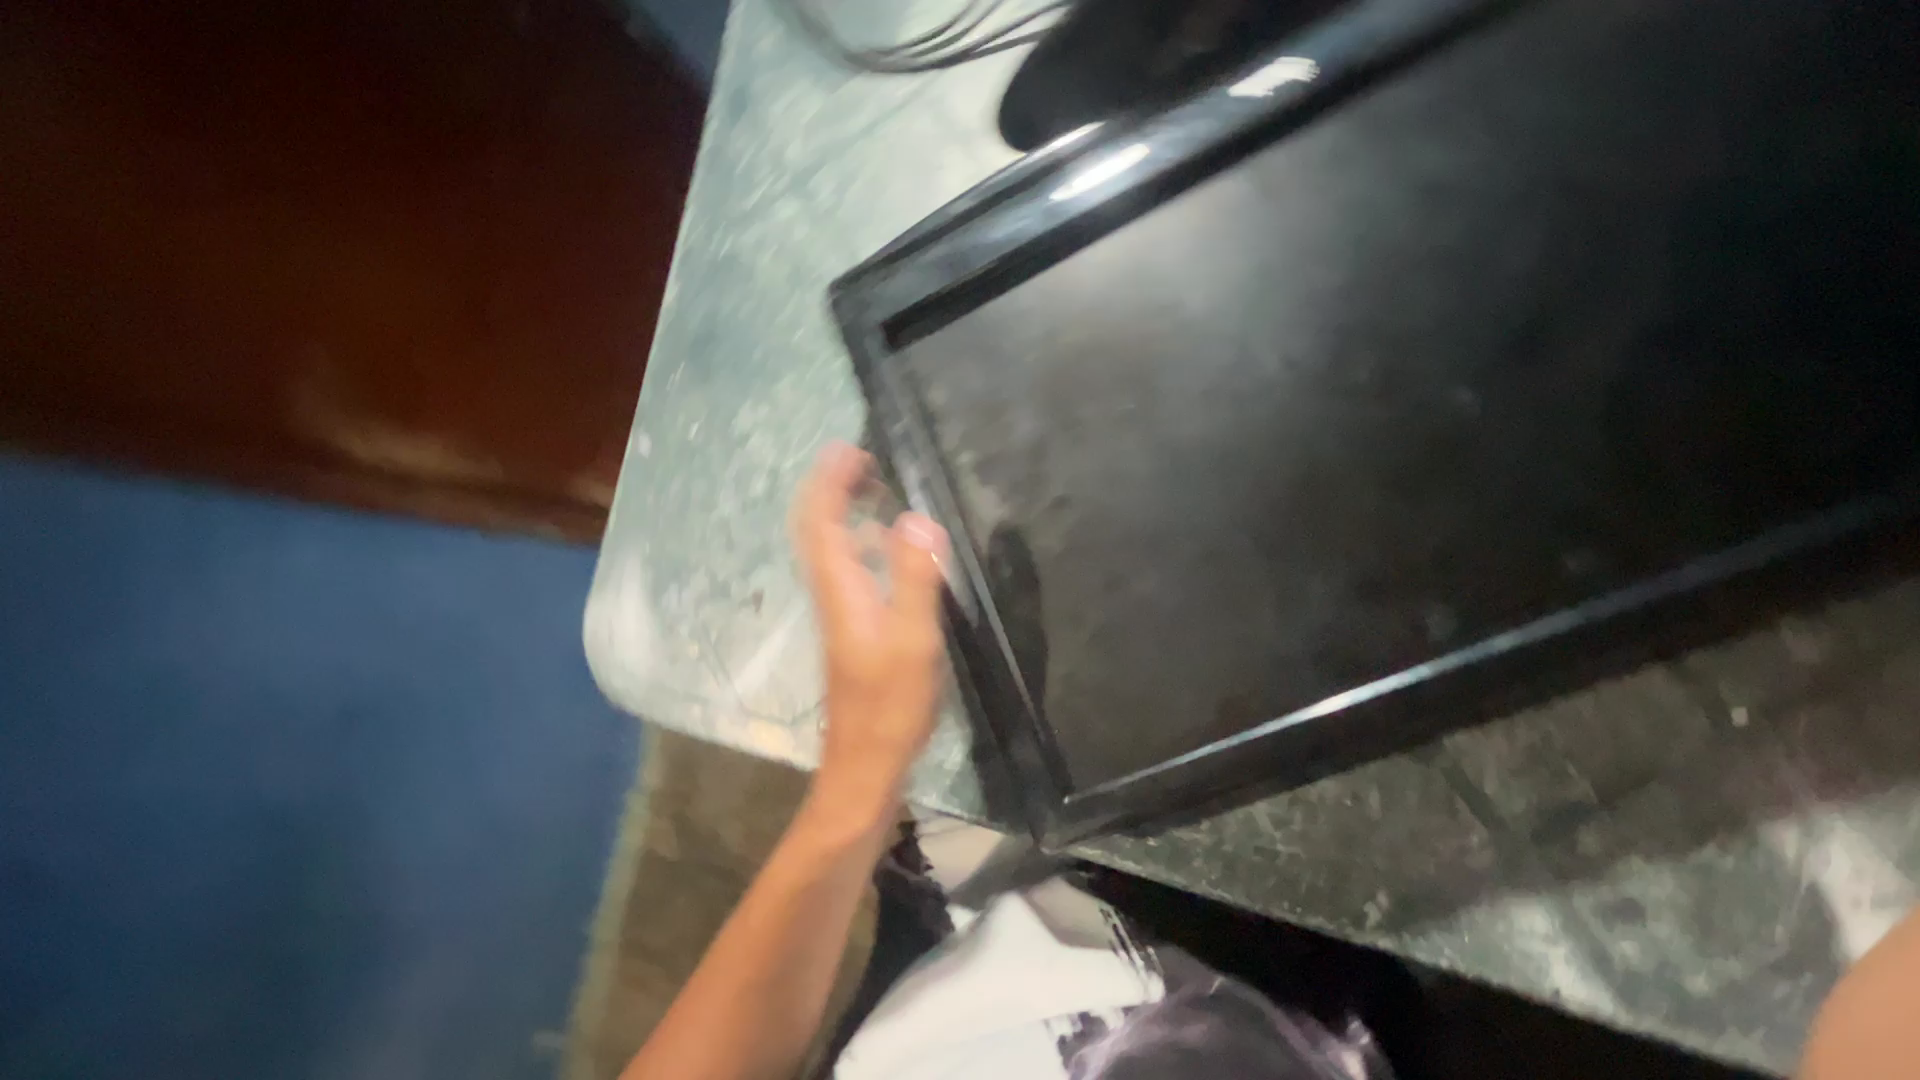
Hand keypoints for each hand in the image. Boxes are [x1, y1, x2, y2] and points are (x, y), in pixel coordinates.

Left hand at [793, 442, 949, 830]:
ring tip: (875, 488)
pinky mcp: (853, 629)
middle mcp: (832, 593)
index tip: (850, 448)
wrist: (865, 763)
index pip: (820, 520)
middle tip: (862, 460)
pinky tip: (889, 549)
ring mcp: (841, 613)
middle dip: (832, 488)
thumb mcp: (913, 639)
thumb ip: (916, 578)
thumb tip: (916, 518)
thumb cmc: (890, 704)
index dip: (829, 481)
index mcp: (841, 588)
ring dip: (844, 512)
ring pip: (831, 548)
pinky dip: (861, 543)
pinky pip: (849, 569)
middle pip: (816, 529)